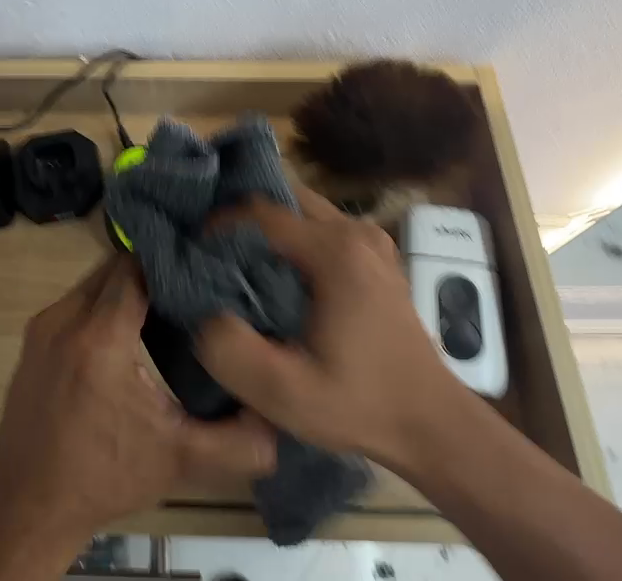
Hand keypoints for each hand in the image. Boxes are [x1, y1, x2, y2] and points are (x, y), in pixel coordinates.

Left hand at [0, 255, 278, 541]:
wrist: (28, 504)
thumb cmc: (104, 477)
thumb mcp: (177, 460)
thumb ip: (233, 441)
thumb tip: (278, 422)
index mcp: (99, 338)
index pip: (137, 267)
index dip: (172, 262)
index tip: (205, 265)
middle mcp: (65, 320)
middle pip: (114, 267)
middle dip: (154, 269)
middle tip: (194, 281)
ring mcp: (44, 327)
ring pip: (93, 282)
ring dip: (127, 285)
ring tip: (170, 300)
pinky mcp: (34, 340)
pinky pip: (76, 301)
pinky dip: (104, 301)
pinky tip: (132, 324)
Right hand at [196, 187, 485, 471]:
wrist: (430, 422)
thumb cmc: (359, 405)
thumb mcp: (284, 393)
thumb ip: (230, 349)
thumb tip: (202, 312)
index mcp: (335, 251)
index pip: (259, 212)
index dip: (218, 226)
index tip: (191, 253)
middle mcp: (355, 231)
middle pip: (282, 199)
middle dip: (241, 218)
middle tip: (208, 251)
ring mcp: (371, 240)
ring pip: (302, 210)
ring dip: (266, 228)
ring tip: (235, 263)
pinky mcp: (376, 257)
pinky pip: (322, 228)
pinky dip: (292, 239)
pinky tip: (275, 275)